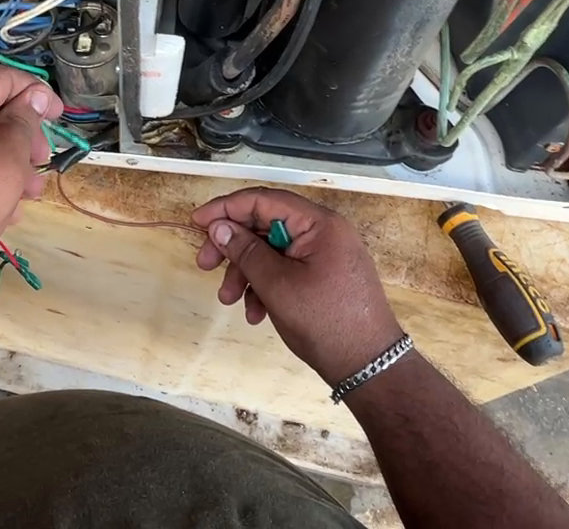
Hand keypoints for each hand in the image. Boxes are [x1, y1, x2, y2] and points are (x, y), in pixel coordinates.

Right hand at [193, 187, 404, 384]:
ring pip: (272, 251)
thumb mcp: (278, 285)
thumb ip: (245, 251)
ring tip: (229, 300)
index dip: (226, 208)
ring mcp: (325, 254)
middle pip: (265, 225)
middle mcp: (323, 231)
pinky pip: (286, 269)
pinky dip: (265, 286)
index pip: (263, 200)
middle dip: (233, 247)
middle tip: (205, 265)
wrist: (371, 369)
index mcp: (318, 223)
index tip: (196, 222)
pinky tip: (255, 313)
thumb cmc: (325, 321)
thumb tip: (218, 226)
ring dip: (246, 272)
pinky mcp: (324, 276)